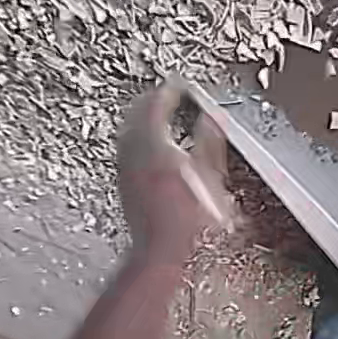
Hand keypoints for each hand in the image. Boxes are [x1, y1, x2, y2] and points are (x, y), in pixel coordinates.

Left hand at [118, 81, 234, 262]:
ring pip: (129, 133)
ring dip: (142, 119)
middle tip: (165, 95)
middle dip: (151, 102)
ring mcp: (127, 171)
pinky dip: (139, 139)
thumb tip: (211, 119)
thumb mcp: (211, 178)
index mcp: (155, 146)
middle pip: (136, 116)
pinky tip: (150, 147)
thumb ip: (210, 144)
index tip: (178, 85)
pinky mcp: (125, 185)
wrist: (163, 253)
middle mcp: (135, 154)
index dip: (168, 92)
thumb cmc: (190, 220)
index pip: (156, 106)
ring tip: (156, 115)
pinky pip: (128, 150)